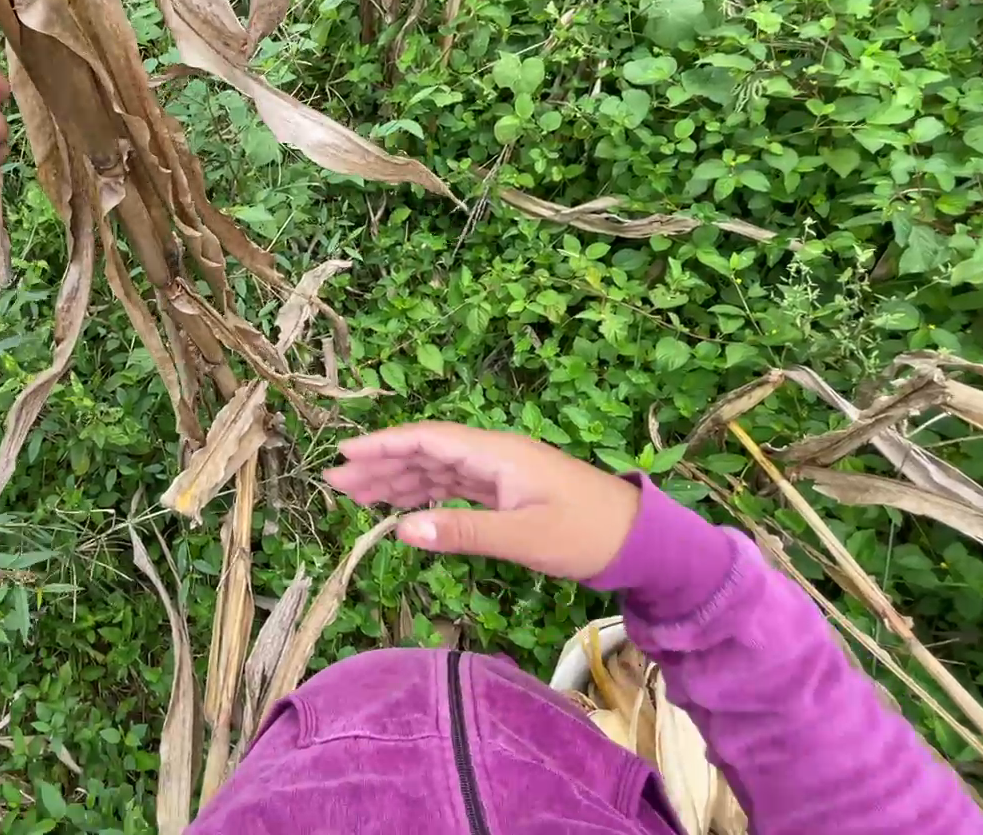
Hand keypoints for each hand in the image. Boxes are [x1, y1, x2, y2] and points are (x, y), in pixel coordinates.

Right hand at [324, 422, 641, 580]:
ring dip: (396, 479)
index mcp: (494, 453)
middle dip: (379, 465)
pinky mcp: (505, 491)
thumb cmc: (588, 535)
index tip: (344, 454)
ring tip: (356, 494)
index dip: (383, 444)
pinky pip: (452, 486)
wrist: (646, 543)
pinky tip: (403, 506)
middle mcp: (490, 455)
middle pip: (423, 452)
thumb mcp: (525, 537)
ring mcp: (498, 473)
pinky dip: (423, 493)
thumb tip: (401, 531)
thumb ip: (462, 531)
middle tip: (336, 482)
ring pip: (435, 469)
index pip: (426, 439)